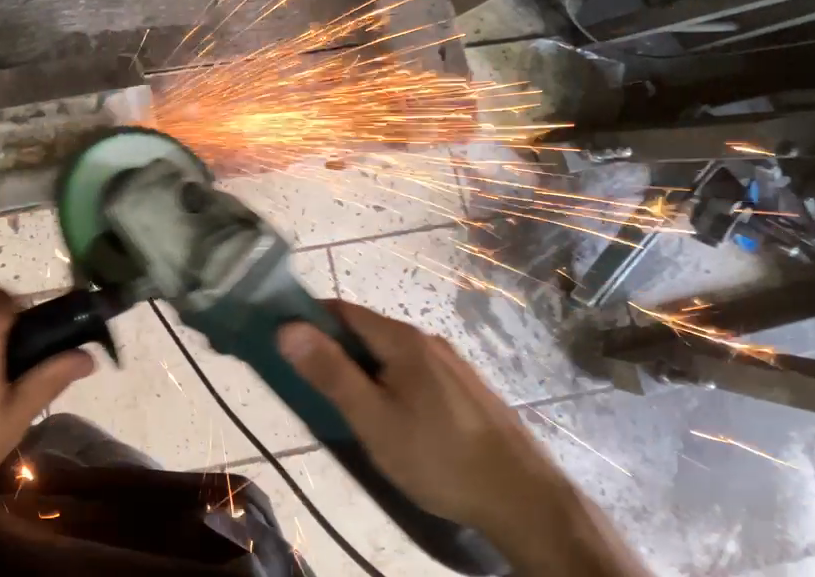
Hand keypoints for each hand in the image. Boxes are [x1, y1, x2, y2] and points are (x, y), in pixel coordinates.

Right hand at [276, 301, 567, 541]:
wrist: (529, 504)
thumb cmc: (439, 458)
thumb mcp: (372, 419)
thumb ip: (329, 371)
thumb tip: (286, 327)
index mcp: (402, 340)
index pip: (340, 309)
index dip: (307, 320)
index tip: (284, 344)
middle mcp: (428, 341)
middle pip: (366, 331)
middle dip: (334, 348)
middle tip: (313, 383)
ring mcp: (454, 366)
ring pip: (393, 354)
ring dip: (364, 368)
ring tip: (352, 406)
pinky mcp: (470, 392)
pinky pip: (416, 373)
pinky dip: (393, 383)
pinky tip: (397, 420)